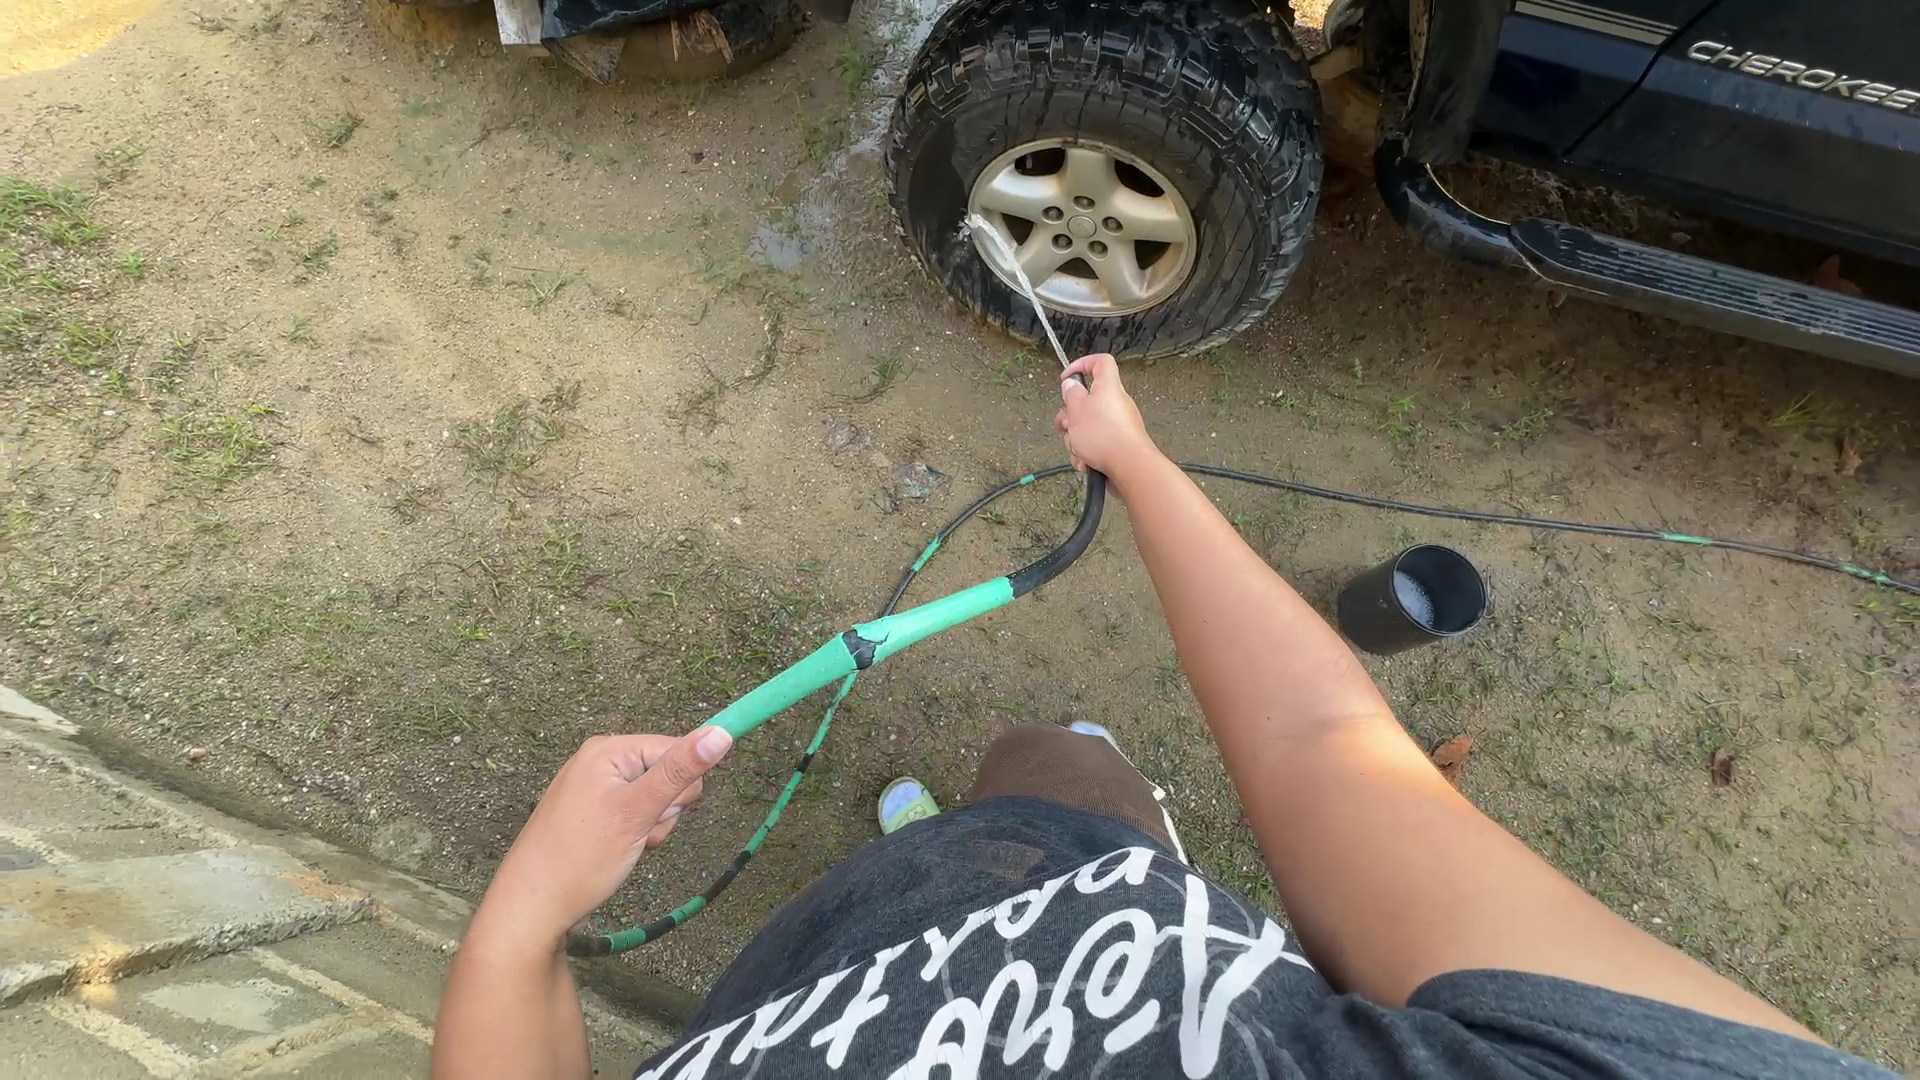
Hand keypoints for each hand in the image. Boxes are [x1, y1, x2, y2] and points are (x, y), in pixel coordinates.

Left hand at [473, 727, 732, 950]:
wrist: (526, 914)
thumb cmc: (581, 860)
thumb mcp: (638, 812)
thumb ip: (682, 771)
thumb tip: (722, 733)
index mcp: (609, 749)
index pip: (676, 749)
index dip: (681, 785)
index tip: (659, 813)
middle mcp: (600, 760)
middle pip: (667, 772)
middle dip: (664, 808)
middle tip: (639, 833)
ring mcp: (594, 787)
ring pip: (654, 796)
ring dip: (653, 824)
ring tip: (627, 845)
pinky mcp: (592, 812)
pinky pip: (634, 811)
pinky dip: (637, 833)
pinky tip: (618, 851)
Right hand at [1054, 353, 1159, 479]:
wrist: (1128, 466)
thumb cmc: (1105, 436)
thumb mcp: (1077, 409)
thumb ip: (1071, 394)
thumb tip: (1070, 385)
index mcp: (1108, 387)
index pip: (1100, 362)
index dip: (1081, 364)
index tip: (1067, 378)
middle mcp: (1115, 403)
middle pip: (1086, 401)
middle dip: (1070, 416)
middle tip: (1067, 425)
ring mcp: (1117, 425)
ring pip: (1086, 426)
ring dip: (1076, 438)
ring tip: (1079, 448)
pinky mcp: (1116, 444)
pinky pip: (1094, 443)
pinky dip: (1086, 452)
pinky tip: (1086, 461)